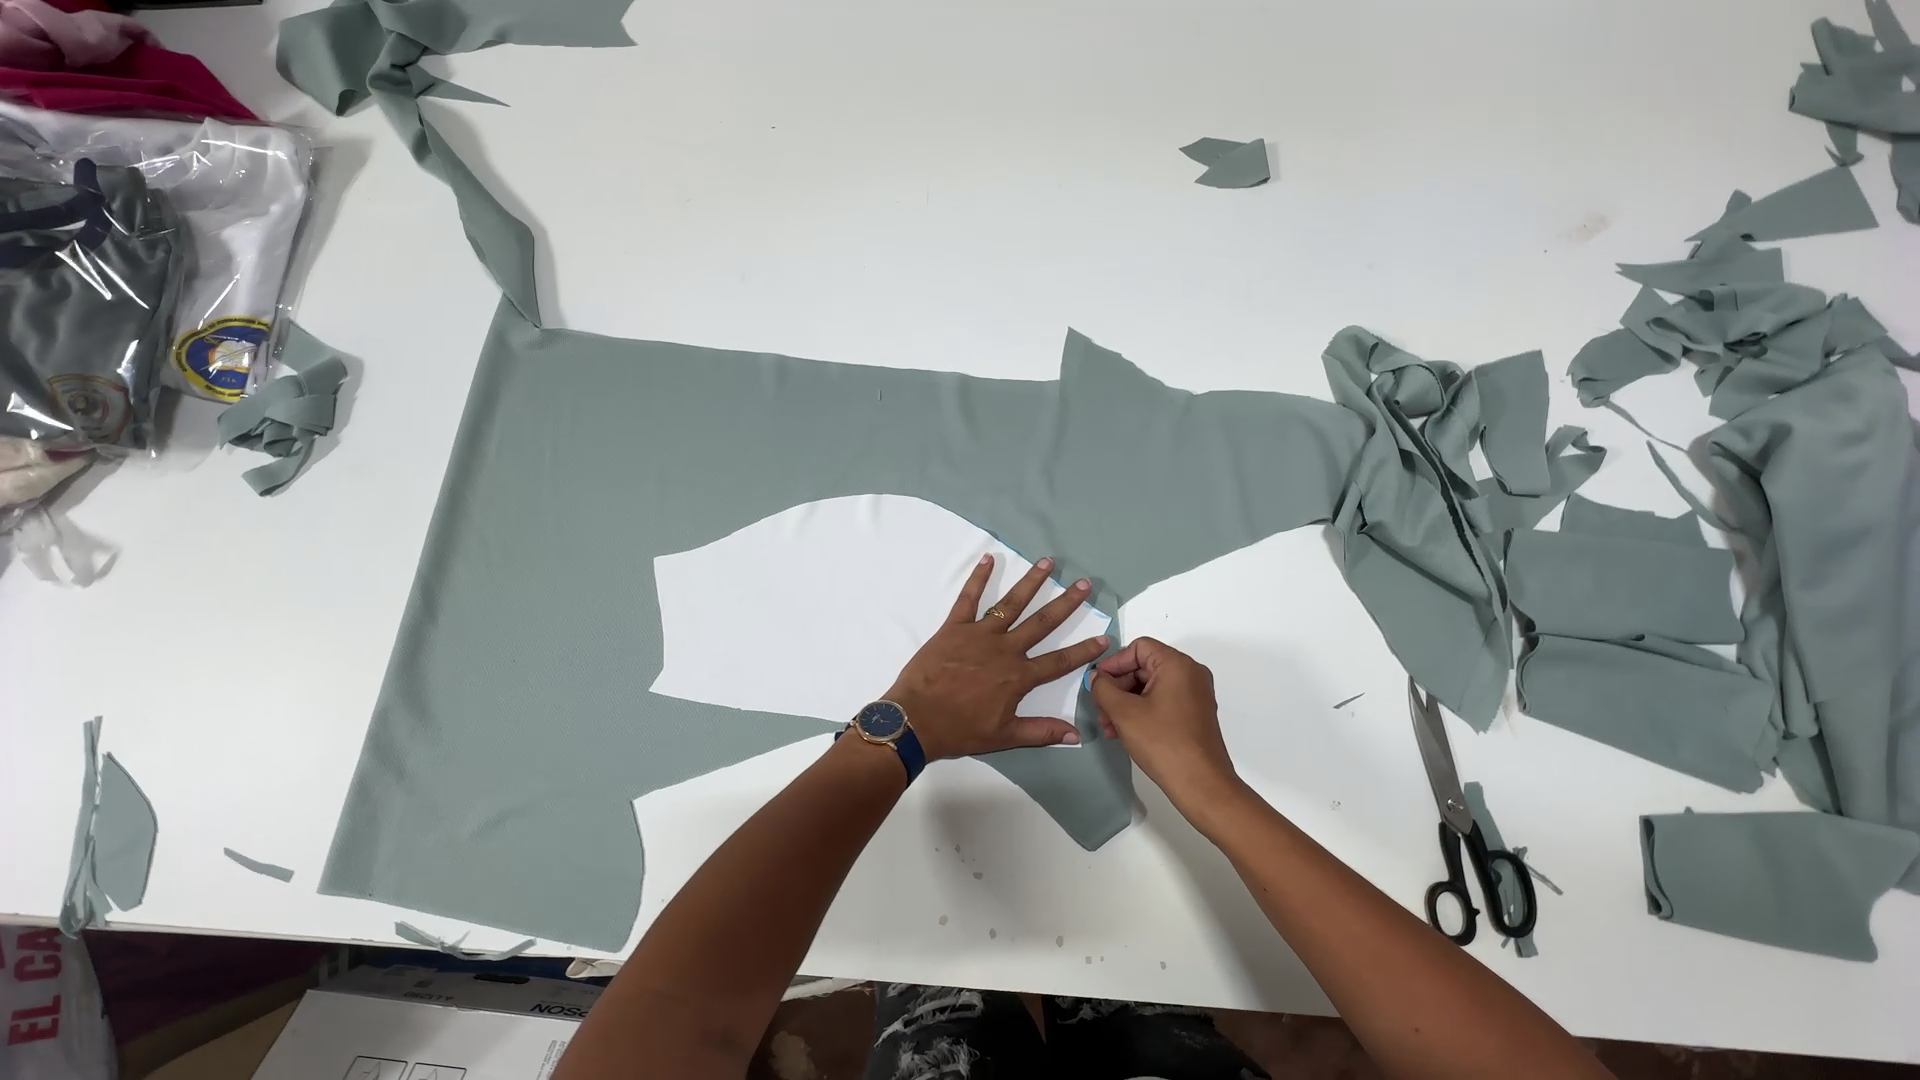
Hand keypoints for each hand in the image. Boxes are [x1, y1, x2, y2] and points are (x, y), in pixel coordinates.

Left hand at [882, 553, 1108, 761]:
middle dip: (1066, 603)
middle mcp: (1005, 649)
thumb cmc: (960, 730)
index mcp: (1019, 676)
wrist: (916, 720)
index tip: (1104, 637)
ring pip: (1011, 603)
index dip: (1084, 650)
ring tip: (1048, 563)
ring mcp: (980, 634)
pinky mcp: (954, 627)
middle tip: (1085, 584)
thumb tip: (1078, 736)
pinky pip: (968, 598)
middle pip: (1042, 622)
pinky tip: (990, 558)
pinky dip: (979, 577)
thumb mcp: (1005, 736)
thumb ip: (1042, 732)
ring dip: (1031, 581)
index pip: (1060, 661)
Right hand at [1088, 638, 1245, 819]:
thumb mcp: (1123, 712)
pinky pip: (1162, 701)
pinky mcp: (1195, 714)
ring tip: (1108, 726)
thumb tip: (1097, 678)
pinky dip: (1142, 711)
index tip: (1096, 684)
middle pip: (1144, 666)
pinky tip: (1124, 732)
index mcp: (1177, 664)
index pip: (1138, 648)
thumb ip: (1103, 688)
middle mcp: (1191, 674)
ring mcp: (1195, 695)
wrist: (1200, 784)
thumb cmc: (1162, 742)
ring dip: (1126, 702)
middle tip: (1100, 708)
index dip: (1113, 663)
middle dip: (1118, 687)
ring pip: (1151, 687)